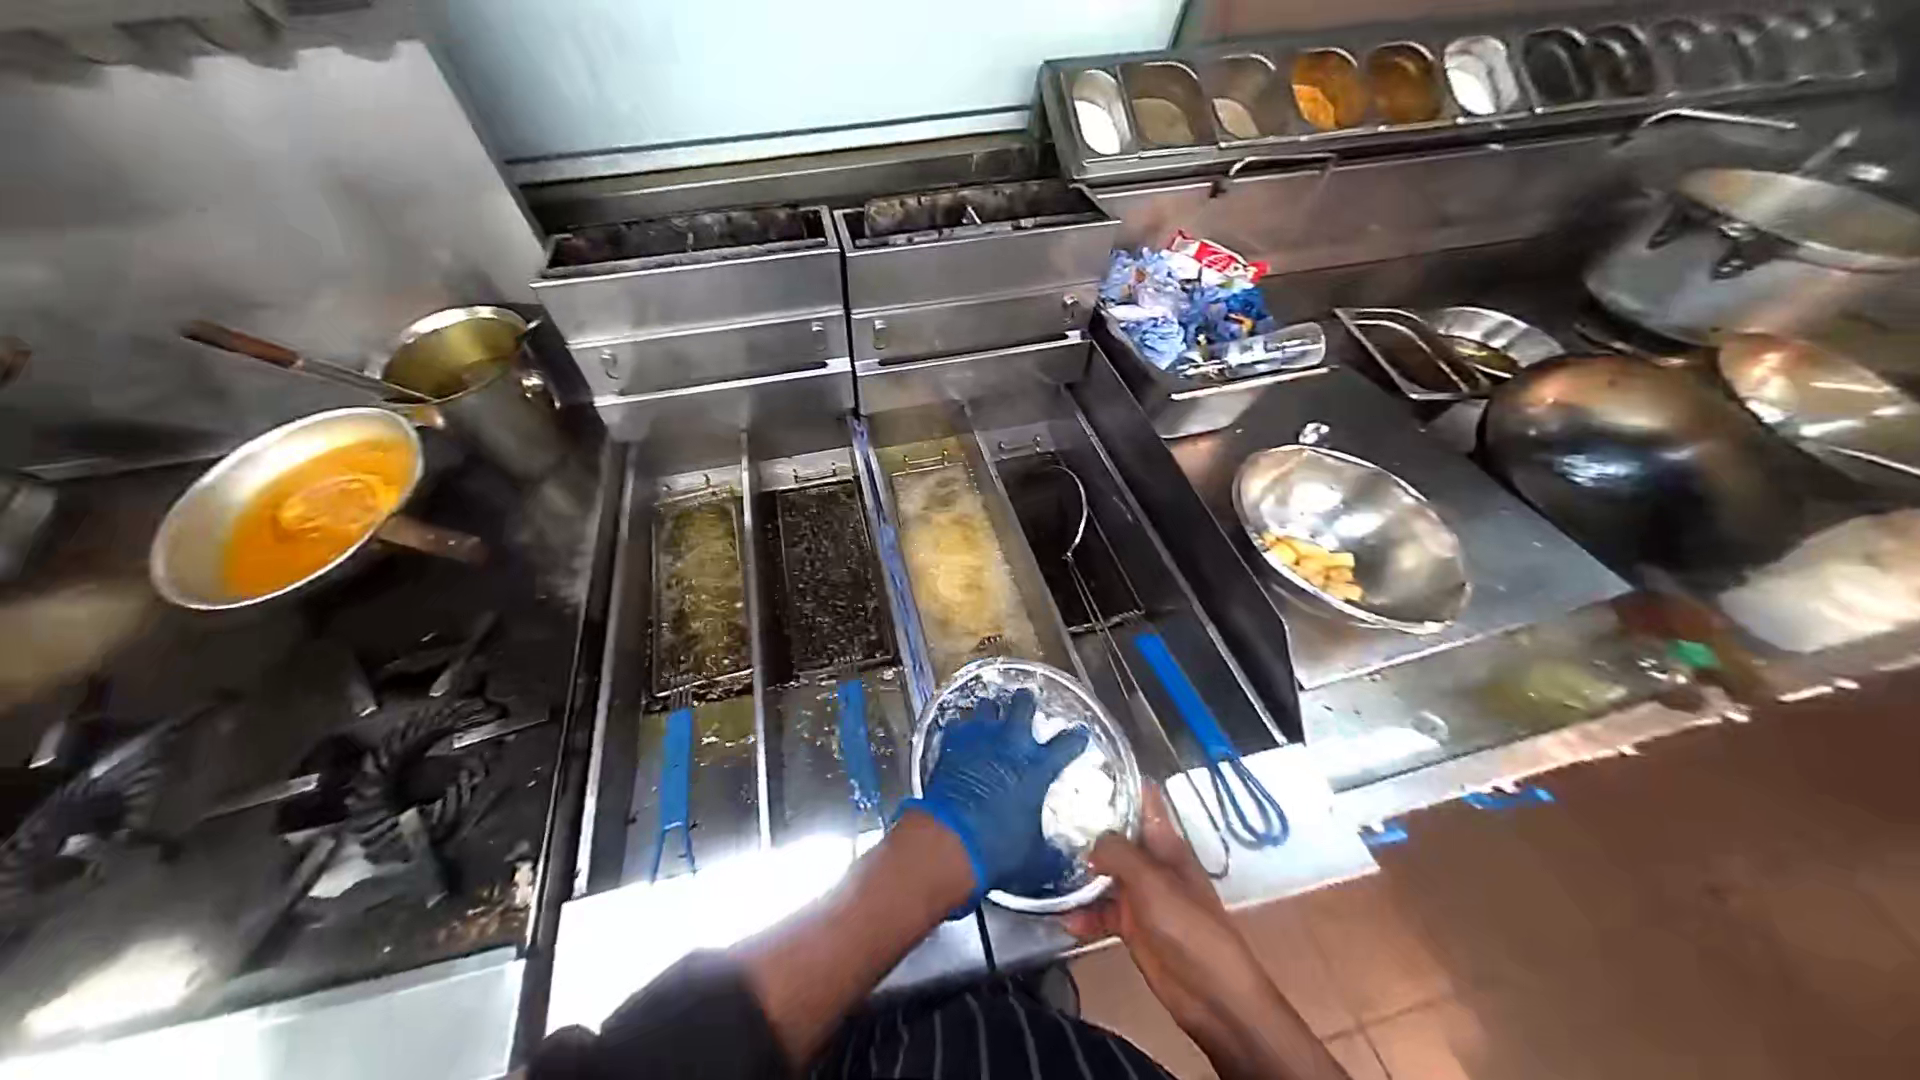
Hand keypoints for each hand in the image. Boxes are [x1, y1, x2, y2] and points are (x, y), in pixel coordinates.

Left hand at [898, 689, 1088, 909]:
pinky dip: (961, 728)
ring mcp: (978, 739)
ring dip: (991, 709)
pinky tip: (961, 732)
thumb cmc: (996, 848)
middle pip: (1023, 706)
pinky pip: (958, 725)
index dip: (1076, 737)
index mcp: (1038, 767)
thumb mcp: (1034, 859)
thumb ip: (1051, 854)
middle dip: (1027, 700)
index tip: (1079, 733)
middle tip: (1027, 698)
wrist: (948, 839)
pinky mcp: (951, 744)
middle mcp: (1011, 744)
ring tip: (992, 710)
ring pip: (987, 707)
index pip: (1067, 743)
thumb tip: (1063, 861)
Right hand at [1062, 786, 1349, 1079]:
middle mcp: (1151, 863)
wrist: (1212, 995)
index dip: (1118, 781)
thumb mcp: (1152, 881)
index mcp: (1164, 843)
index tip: (1082, 768)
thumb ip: (1118, 853)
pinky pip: (1100, 912)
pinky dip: (1082, 914)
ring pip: (1103, 873)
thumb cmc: (1188, 927)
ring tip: (1043, 863)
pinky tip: (1062, 917)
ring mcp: (1140, 895)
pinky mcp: (1130, 925)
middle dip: (1086, 826)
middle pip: (1116, 835)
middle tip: (1046, 814)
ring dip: (1078, 872)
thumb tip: (1089, 842)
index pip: (1144, 799)